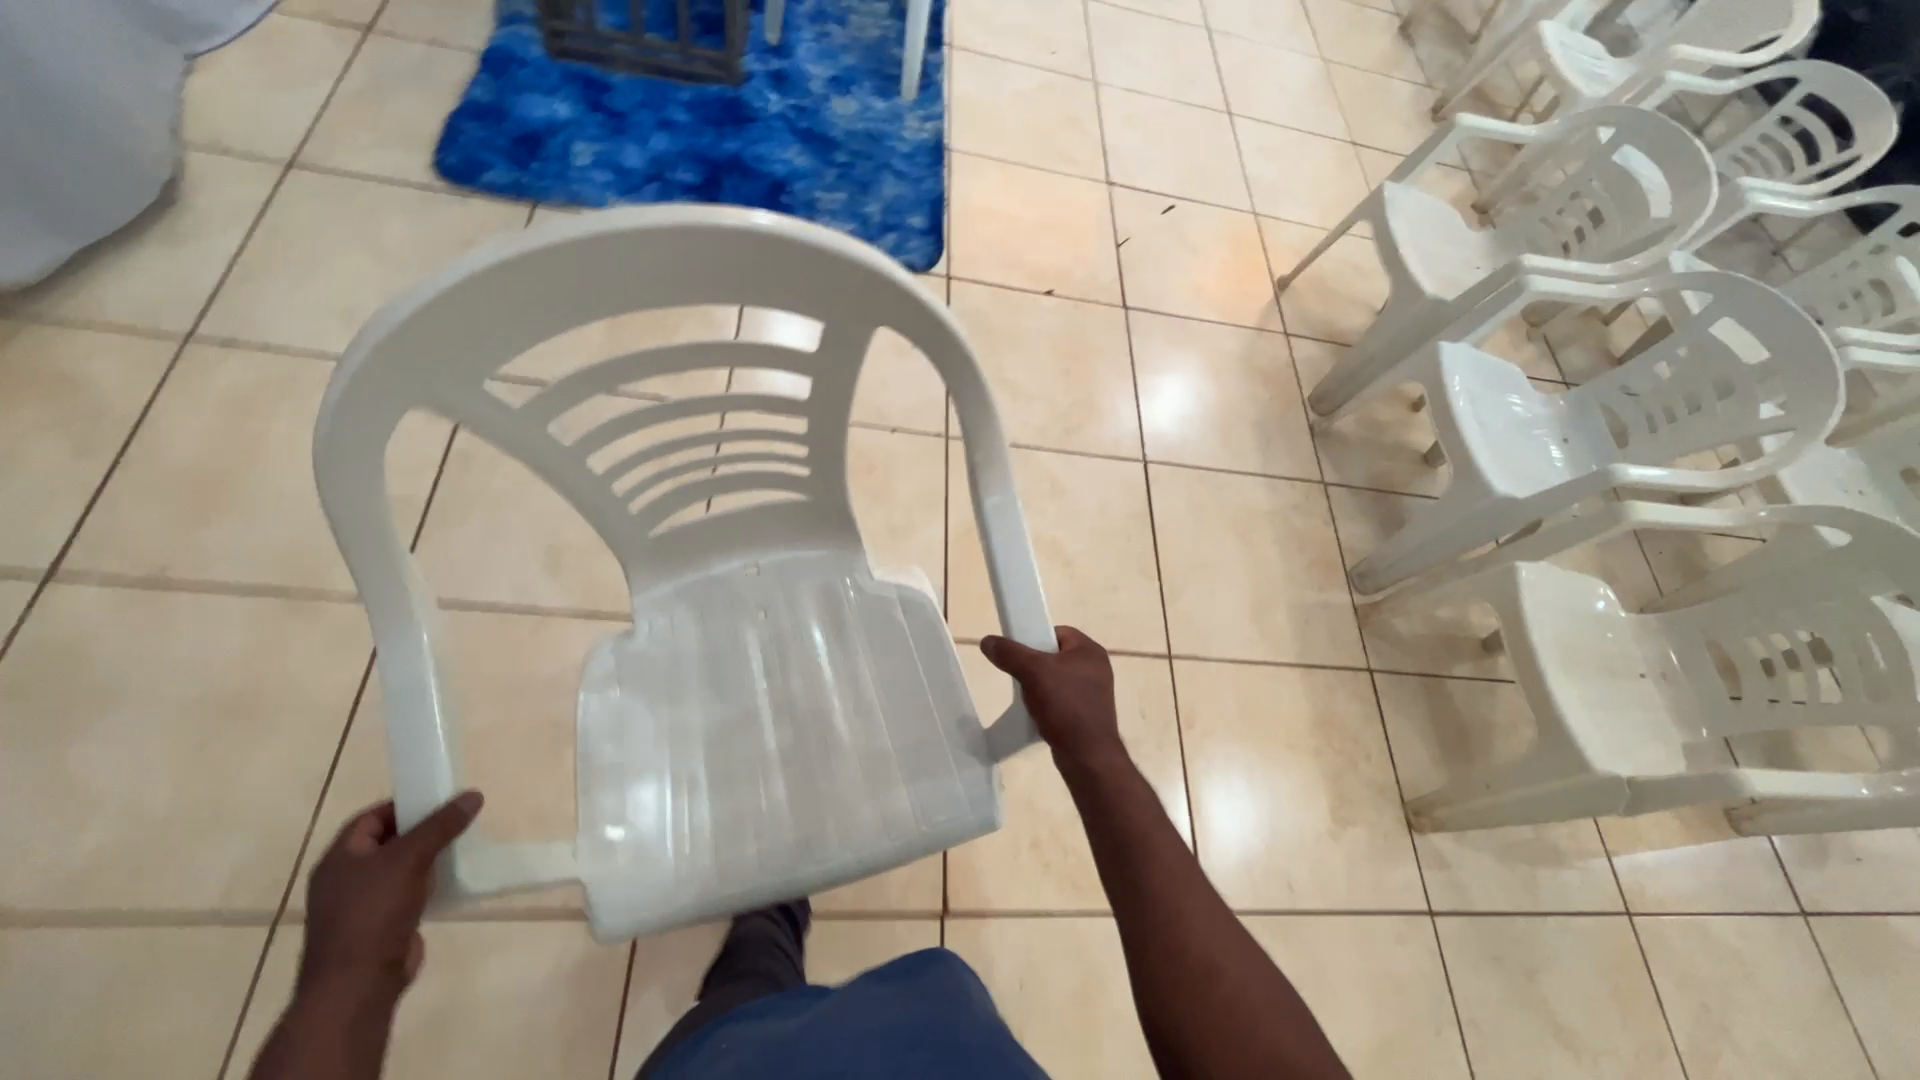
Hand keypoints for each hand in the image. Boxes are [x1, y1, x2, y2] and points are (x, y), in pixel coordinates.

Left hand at [298, 793, 482, 1000]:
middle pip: (386, 843)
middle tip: (456, 822)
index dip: (403, 805)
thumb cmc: (374, 912)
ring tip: (459, 849)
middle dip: (420, 832)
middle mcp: (344, 880)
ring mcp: (359, 906)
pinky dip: (426, 886)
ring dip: (426, 860)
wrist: (357, 983)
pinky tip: (450, 883)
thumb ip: (441, 825)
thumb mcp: (409, 859)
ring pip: (398, 870)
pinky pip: (405, 895)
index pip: (370, 818)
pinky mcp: (379, 927)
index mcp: (339, 858)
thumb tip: (473, 795)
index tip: (438, 800)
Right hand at [980, 626, 1126, 768]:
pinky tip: (1036, 714)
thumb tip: (987, 641)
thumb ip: (1009, 653)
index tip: (1018, 652)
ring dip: (1039, 686)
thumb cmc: (1064, 705)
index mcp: (1090, 650)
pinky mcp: (1088, 714)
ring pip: (1057, 679)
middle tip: (1019, 675)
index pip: (1057, 632)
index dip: (1035, 637)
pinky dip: (1047, 704)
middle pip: (1055, 656)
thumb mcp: (1032, 672)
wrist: (1087, 755)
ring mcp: (1094, 693)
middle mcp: (1096, 668)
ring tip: (1026, 697)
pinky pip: (1062, 700)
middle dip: (1034, 665)